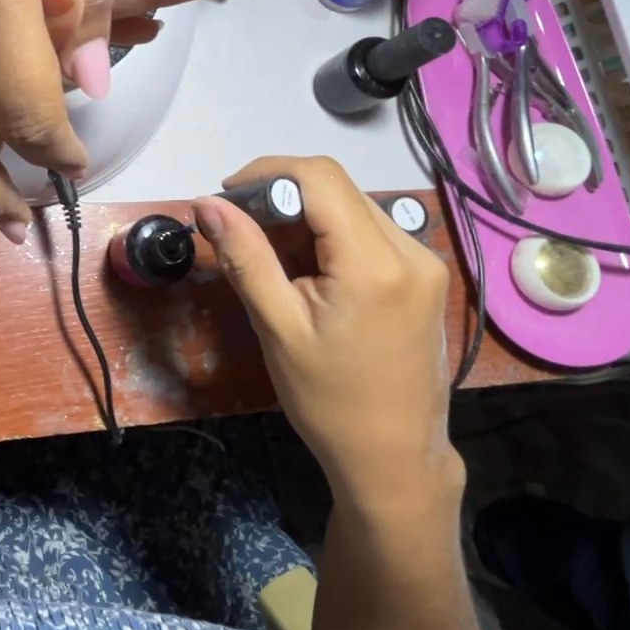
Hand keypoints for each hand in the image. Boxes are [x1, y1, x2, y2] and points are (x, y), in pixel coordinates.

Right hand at [191, 158, 457, 509]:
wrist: (393, 458)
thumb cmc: (328, 399)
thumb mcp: (277, 326)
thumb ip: (245, 256)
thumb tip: (205, 203)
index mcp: (374, 262)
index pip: (320, 177)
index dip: (267, 171)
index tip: (229, 197)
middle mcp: (411, 250)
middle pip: (336, 187)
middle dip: (281, 197)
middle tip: (243, 234)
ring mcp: (423, 263)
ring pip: (351, 205)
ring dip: (304, 217)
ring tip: (273, 262)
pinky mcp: (422, 276)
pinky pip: (368, 230)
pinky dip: (328, 236)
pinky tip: (308, 273)